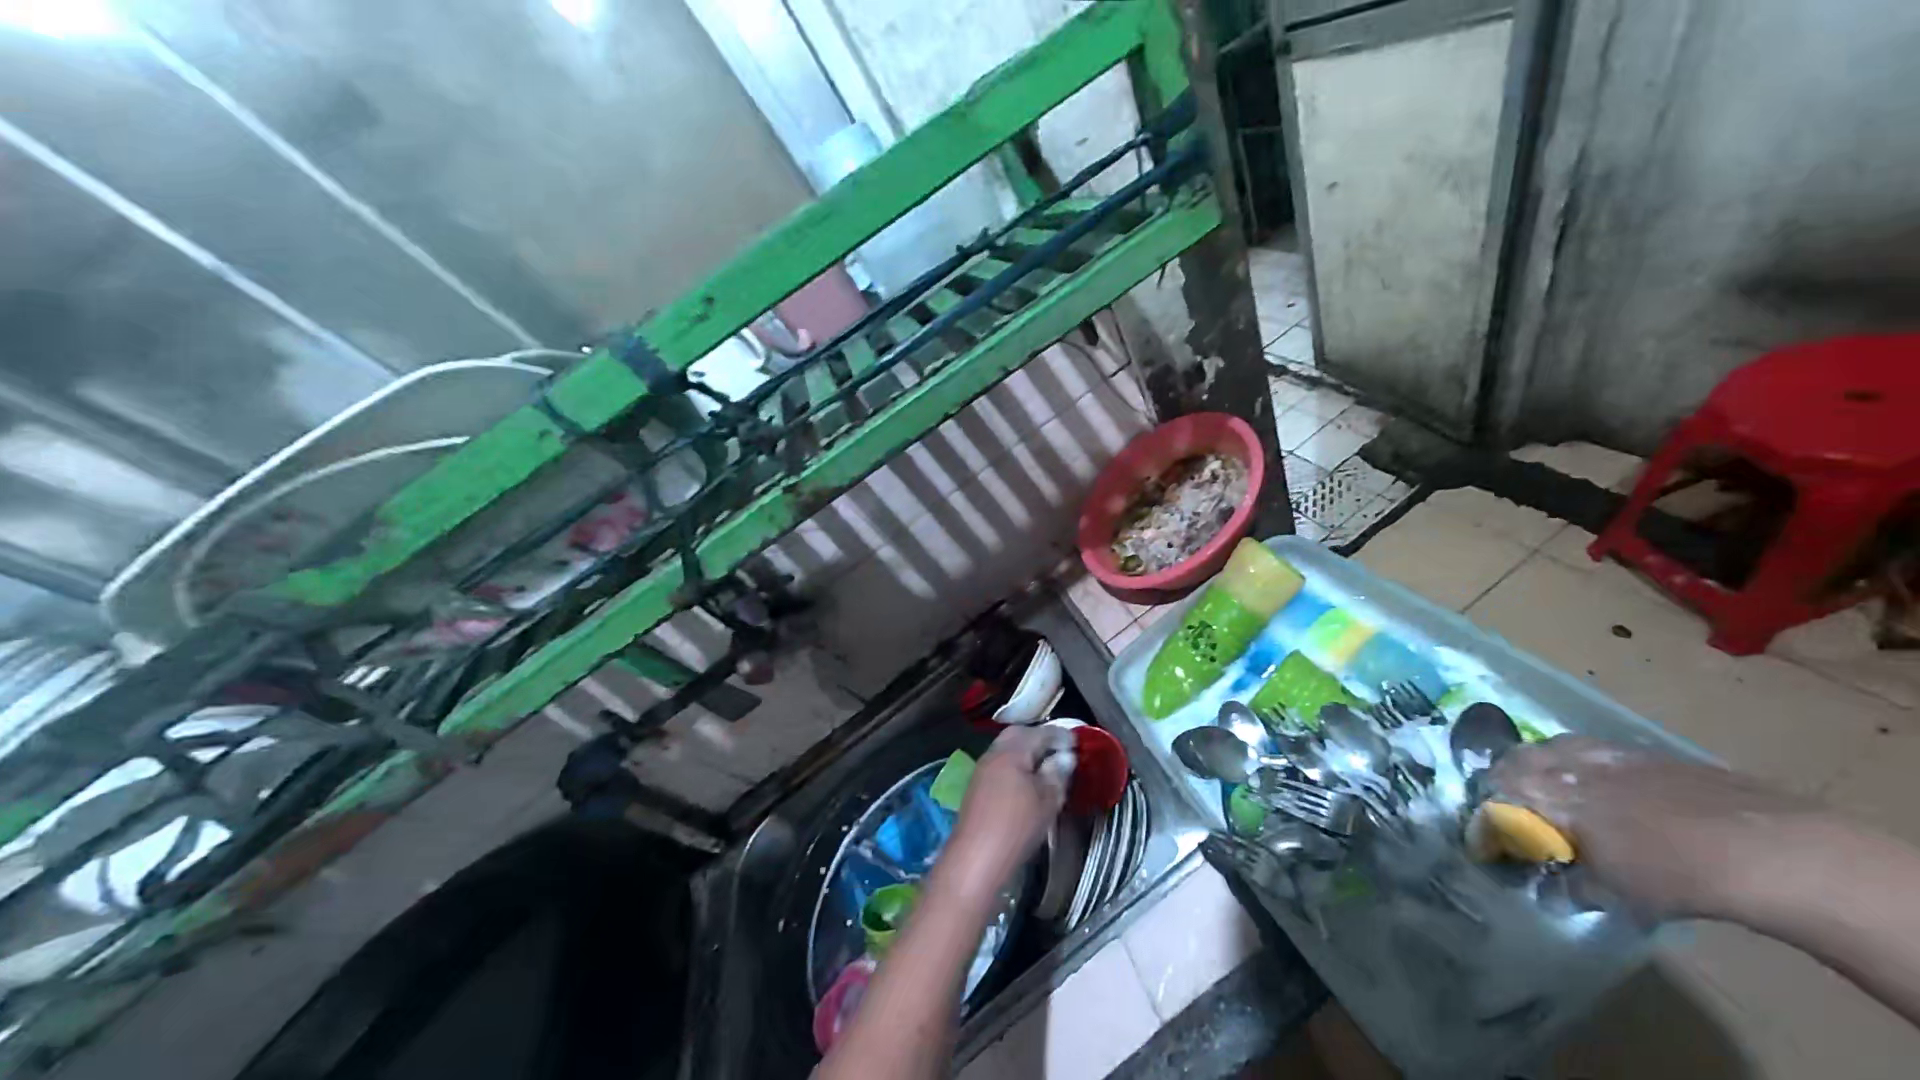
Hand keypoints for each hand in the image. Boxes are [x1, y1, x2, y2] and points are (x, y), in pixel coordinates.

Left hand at [941, 726, 1073, 900]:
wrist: (976, 857)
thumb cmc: (1017, 826)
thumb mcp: (1047, 800)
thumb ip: (1057, 774)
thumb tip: (1064, 757)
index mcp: (1011, 752)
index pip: (1038, 733)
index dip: (1059, 735)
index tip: (1075, 741)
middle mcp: (993, 754)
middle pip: (1017, 735)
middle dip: (1038, 738)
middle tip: (1059, 749)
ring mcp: (982, 770)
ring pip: (1006, 749)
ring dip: (1025, 752)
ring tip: (1045, 766)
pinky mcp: (976, 787)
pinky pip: (999, 764)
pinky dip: (1015, 765)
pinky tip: (1026, 781)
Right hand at [1487, 735, 1831, 918]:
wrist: (1770, 849)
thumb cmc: (1674, 872)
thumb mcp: (1615, 893)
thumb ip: (1571, 887)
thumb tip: (1549, 892)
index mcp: (1543, 790)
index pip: (1492, 795)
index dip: (1485, 819)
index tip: (1487, 842)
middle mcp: (1563, 761)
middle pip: (1514, 760)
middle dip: (1505, 782)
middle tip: (1513, 810)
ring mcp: (1607, 751)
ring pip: (1552, 748)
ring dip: (1541, 767)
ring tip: (1554, 794)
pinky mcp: (1645, 753)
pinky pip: (1593, 752)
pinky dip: (1582, 767)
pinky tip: (1607, 792)